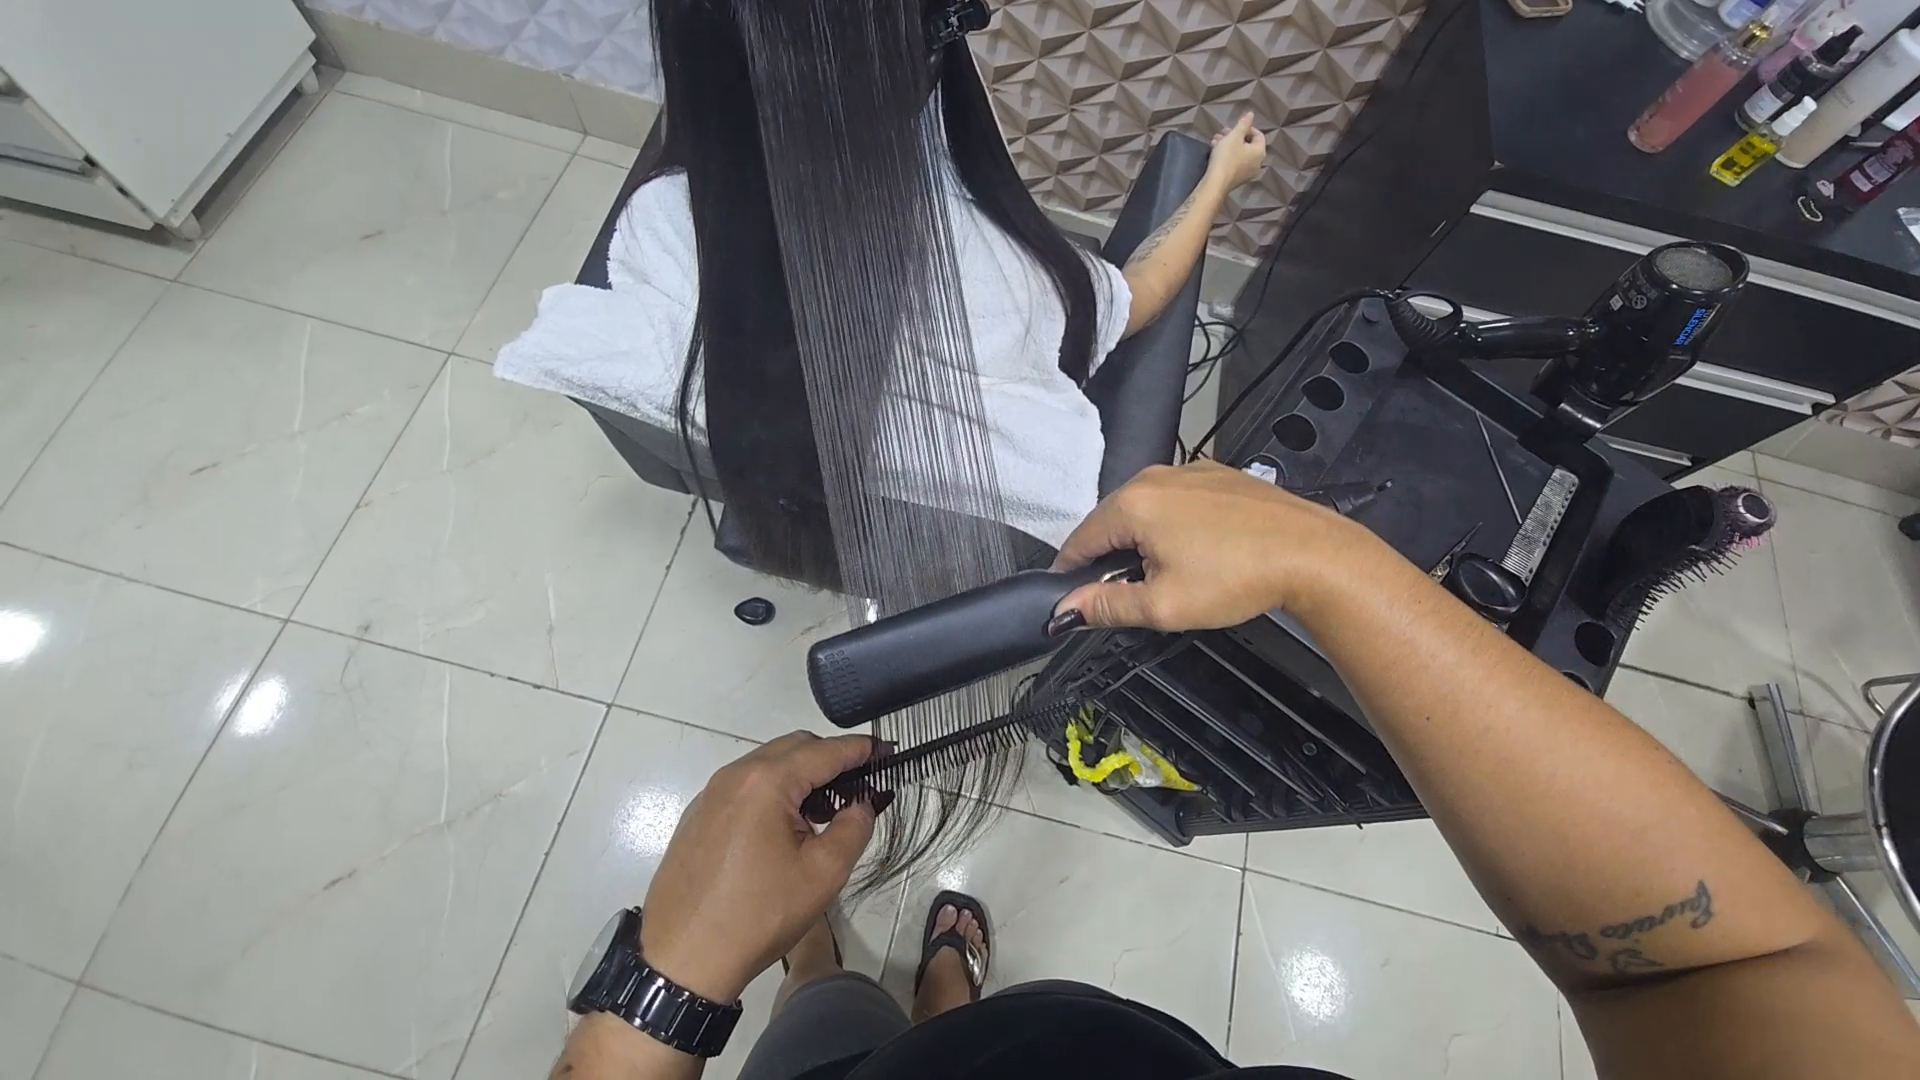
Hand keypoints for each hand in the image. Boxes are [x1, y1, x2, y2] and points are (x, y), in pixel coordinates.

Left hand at [638, 732, 879, 1002]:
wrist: (681, 962)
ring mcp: (711, 794)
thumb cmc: (758, 915)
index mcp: (767, 782)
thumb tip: (862, 804)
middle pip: (795, 747)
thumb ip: (854, 828)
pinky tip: (783, 828)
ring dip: (801, 775)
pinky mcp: (698, 816)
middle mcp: (735, 775)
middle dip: (831, 758)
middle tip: (858, 786)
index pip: (826, 751)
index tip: (887, 751)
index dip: (861, 749)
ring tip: (824, 812)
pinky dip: (773, 791)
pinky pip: (745, 785)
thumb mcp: (822, 875)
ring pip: (767, 764)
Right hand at [1051, 462, 1390, 631]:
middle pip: (1110, 522)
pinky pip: (1175, 500)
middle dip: (1113, 558)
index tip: (1078, 598)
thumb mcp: (1163, 606)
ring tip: (1175, 574)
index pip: (1079, 540)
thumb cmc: (1241, 577)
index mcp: (1134, 504)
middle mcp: (1155, 477)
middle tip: (1137, 593)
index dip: (1073, 574)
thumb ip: (1106, 607)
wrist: (1313, 555)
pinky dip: (1173, 525)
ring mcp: (1188, 471)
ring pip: (1143, 510)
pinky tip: (1199, 552)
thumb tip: (1067, 609)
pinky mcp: (1216, 475)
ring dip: (1144, 541)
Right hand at [1206, 112, 1268, 191]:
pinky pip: (1235, 164)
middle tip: (1222, 132)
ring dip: (1228, 145)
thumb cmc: (1227, 157)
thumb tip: (1251, 114)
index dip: (1247, 128)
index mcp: (1260, 151)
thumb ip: (1244, 124)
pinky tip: (1216, 153)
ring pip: (1239, 154)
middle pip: (1248, 145)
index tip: (1234, 126)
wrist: (1215, 183)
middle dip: (1234, 136)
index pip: (1258, 135)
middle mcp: (1257, 163)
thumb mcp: (1234, 136)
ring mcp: (1247, 174)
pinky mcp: (1237, 180)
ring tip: (1216, 141)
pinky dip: (1228, 157)